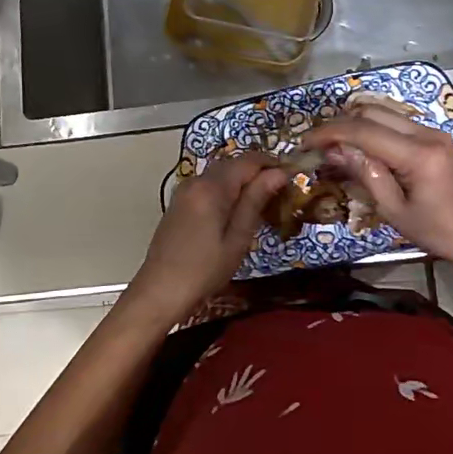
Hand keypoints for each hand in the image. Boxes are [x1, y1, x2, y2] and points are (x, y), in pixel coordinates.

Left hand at [125, 152, 287, 320]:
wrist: (160, 292)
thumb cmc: (204, 270)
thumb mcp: (237, 238)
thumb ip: (256, 201)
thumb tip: (279, 173)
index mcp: (211, 188)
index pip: (248, 161)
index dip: (273, 164)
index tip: (293, 179)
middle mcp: (196, 181)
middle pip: (234, 164)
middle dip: (259, 172)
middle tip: (281, 194)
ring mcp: (185, 191)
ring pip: (221, 174)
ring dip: (243, 182)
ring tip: (263, 204)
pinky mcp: (180, 203)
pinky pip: (209, 186)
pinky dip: (228, 190)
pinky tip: (237, 212)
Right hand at [304, 106, 452, 292]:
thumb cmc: (436, 231)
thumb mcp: (393, 210)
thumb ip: (365, 175)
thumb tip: (335, 151)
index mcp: (419, 155)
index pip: (366, 131)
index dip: (331, 133)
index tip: (306, 142)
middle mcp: (428, 134)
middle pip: (372, 113)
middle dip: (340, 125)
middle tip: (317, 145)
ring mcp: (433, 132)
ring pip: (383, 113)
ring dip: (355, 124)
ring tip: (333, 146)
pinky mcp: (434, 137)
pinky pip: (396, 122)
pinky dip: (372, 129)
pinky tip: (358, 147)